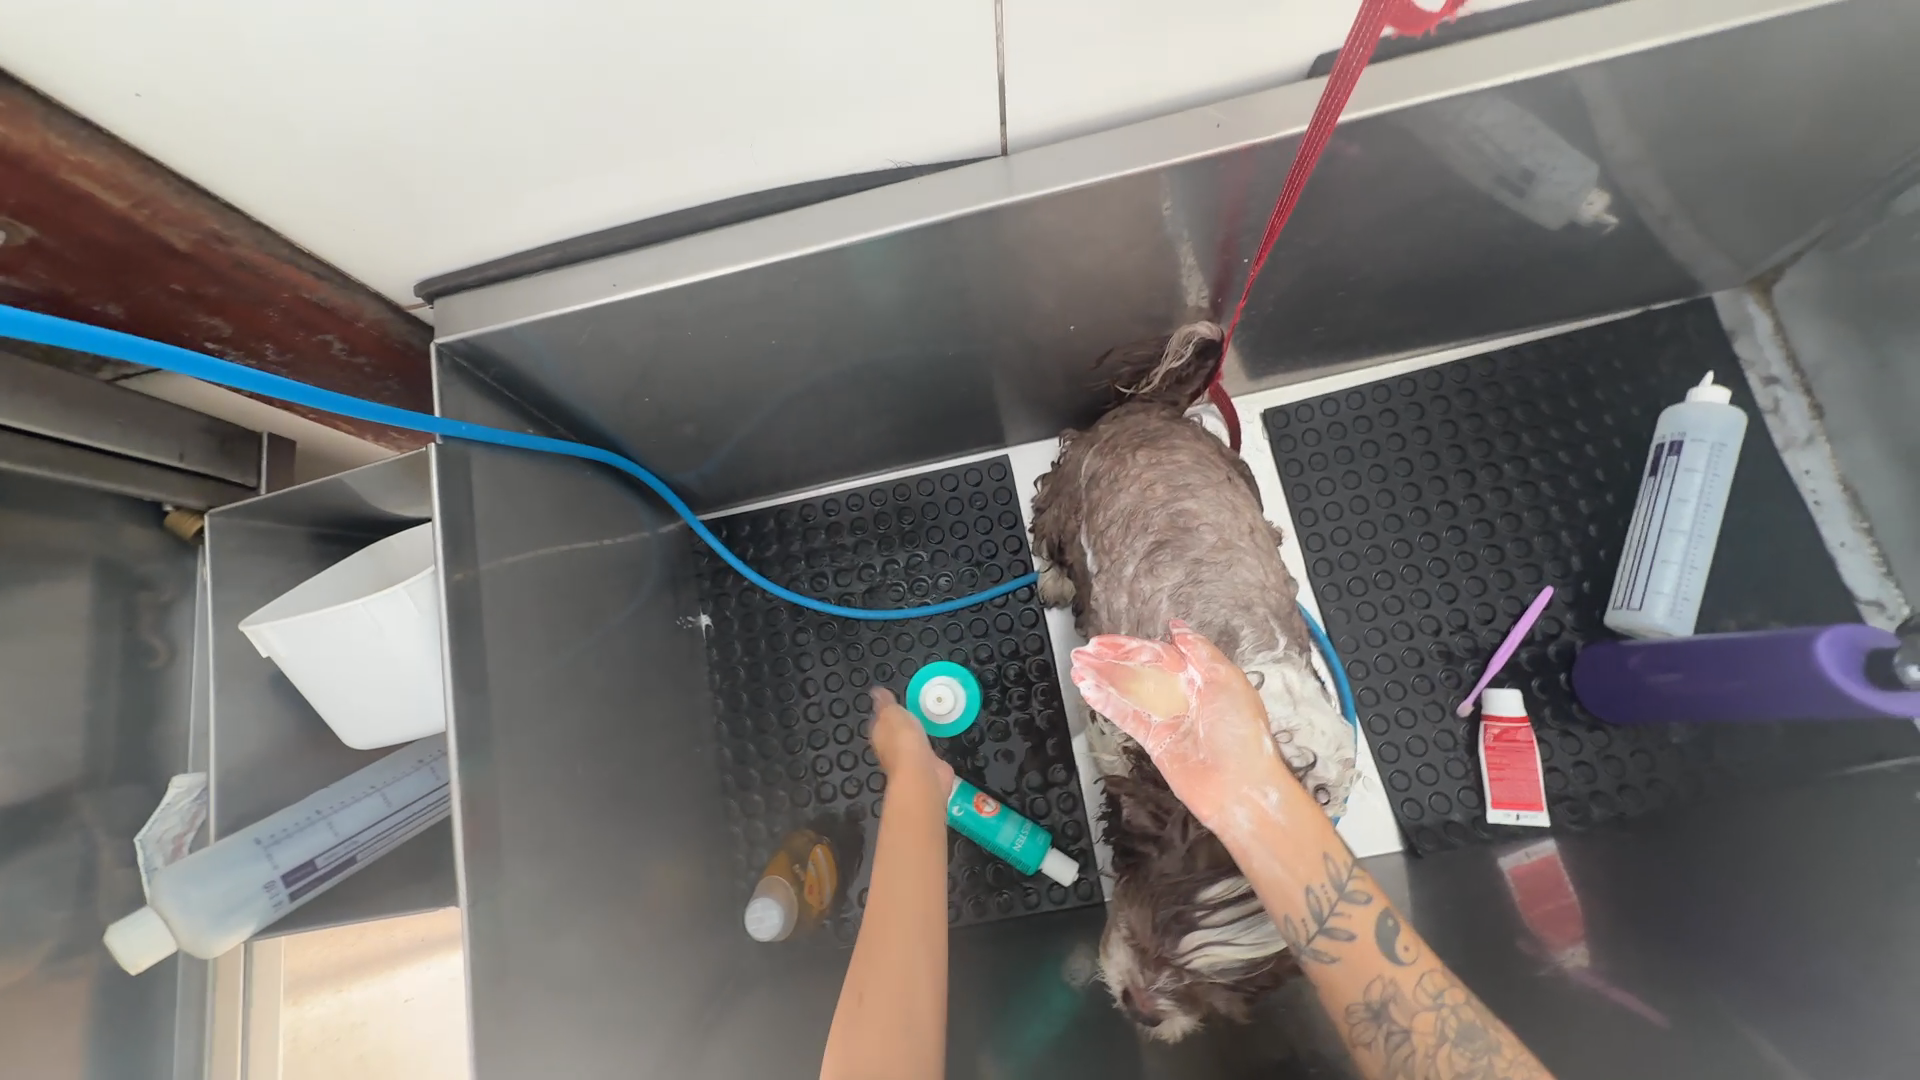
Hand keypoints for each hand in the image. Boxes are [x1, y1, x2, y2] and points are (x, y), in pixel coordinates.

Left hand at [870, 688, 954, 803]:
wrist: (922, 772)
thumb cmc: (903, 739)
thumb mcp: (891, 712)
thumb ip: (885, 702)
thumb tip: (875, 691)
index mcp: (878, 734)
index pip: (878, 721)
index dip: (884, 712)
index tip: (892, 702)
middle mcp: (890, 750)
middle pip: (893, 734)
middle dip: (900, 725)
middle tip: (910, 712)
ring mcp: (908, 761)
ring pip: (910, 744)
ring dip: (914, 736)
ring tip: (924, 723)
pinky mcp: (925, 768)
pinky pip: (925, 753)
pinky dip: (927, 748)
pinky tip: (934, 741)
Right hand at [1070, 621, 1294, 840]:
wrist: (1240, 788)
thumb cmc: (1243, 736)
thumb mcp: (1228, 681)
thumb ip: (1200, 651)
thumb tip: (1178, 627)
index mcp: (1200, 677)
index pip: (1158, 654)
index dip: (1129, 646)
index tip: (1103, 642)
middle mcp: (1181, 695)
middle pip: (1138, 670)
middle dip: (1109, 660)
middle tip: (1083, 653)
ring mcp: (1166, 717)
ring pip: (1127, 691)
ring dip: (1101, 679)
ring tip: (1077, 669)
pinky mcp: (1154, 740)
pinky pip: (1126, 717)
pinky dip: (1106, 704)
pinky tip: (1089, 691)